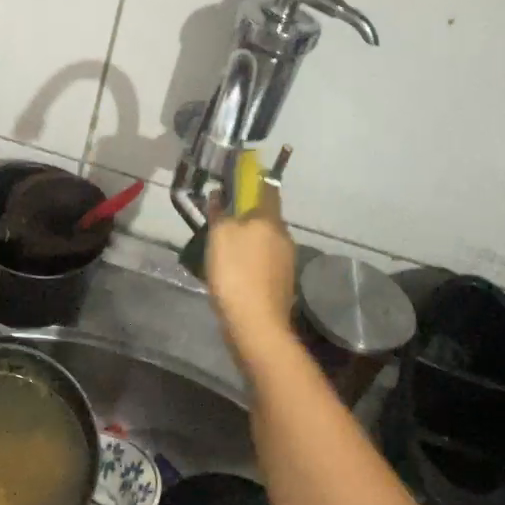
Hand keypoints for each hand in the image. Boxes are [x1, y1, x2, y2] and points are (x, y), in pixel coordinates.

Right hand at [203, 188, 297, 357]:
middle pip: (265, 217)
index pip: (268, 189)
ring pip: (264, 240)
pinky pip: (264, 261)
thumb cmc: (236, 272)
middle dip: (246, 215)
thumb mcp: (219, 236)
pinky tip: (233, 270)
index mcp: (271, 220)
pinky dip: (250, 259)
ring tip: (223, 247)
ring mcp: (286, 261)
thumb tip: (219, 195)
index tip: (236, 180)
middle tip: (221, 218)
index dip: (253, 181)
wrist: (256, 324)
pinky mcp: (281, 282)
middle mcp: (284, 237)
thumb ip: (219, 212)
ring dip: (247, 239)